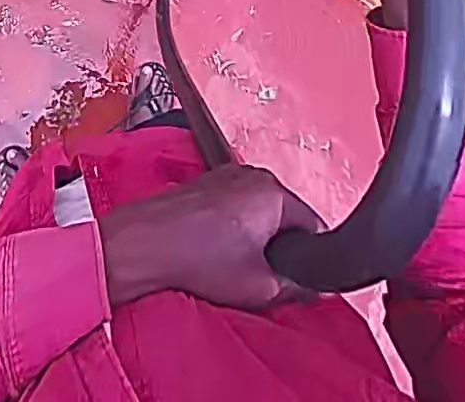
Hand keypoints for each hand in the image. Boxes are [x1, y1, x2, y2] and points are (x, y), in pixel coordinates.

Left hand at [99, 165, 322, 308]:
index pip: (314, 224)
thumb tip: (316, 289)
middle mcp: (256, 175)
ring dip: (256, 233)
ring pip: (261, 208)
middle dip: (281, 244)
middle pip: (286, 215)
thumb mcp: (260, 287)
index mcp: (275, 193)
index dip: (311, 255)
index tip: (301, 276)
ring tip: (235, 261)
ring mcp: (230, 174)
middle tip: (264, 273)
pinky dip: (235, 223)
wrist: (148, 242)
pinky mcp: (210, 180)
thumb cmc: (197, 256)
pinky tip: (217, 246)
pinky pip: (238, 202)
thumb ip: (297, 288)